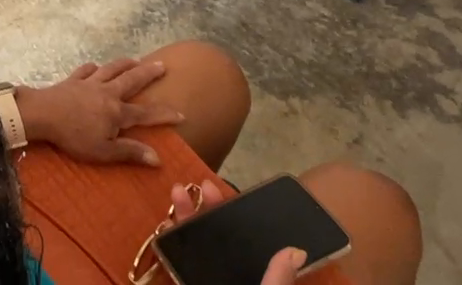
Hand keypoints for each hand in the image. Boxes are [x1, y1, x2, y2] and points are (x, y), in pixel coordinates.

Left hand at [15, 58, 184, 165]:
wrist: (42, 113)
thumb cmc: (73, 136)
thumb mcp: (104, 152)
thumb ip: (130, 152)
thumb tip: (157, 158)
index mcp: (117, 112)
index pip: (147, 114)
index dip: (165, 114)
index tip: (181, 114)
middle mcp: (106, 93)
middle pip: (131, 80)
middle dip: (148, 73)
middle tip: (162, 65)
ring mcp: (88, 83)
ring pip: (110, 69)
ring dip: (124, 64)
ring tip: (135, 59)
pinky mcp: (72, 80)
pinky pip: (85, 70)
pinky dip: (92, 67)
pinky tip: (95, 66)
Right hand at [170, 183, 308, 284]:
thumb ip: (279, 279)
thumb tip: (296, 250)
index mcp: (254, 273)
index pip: (243, 238)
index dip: (232, 213)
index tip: (221, 189)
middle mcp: (230, 271)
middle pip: (214, 235)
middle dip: (203, 208)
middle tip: (198, 185)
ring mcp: (208, 274)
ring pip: (193, 244)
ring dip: (184, 218)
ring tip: (176, 192)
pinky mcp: (189, 280)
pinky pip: (178, 261)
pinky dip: (170, 242)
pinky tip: (165, 225)